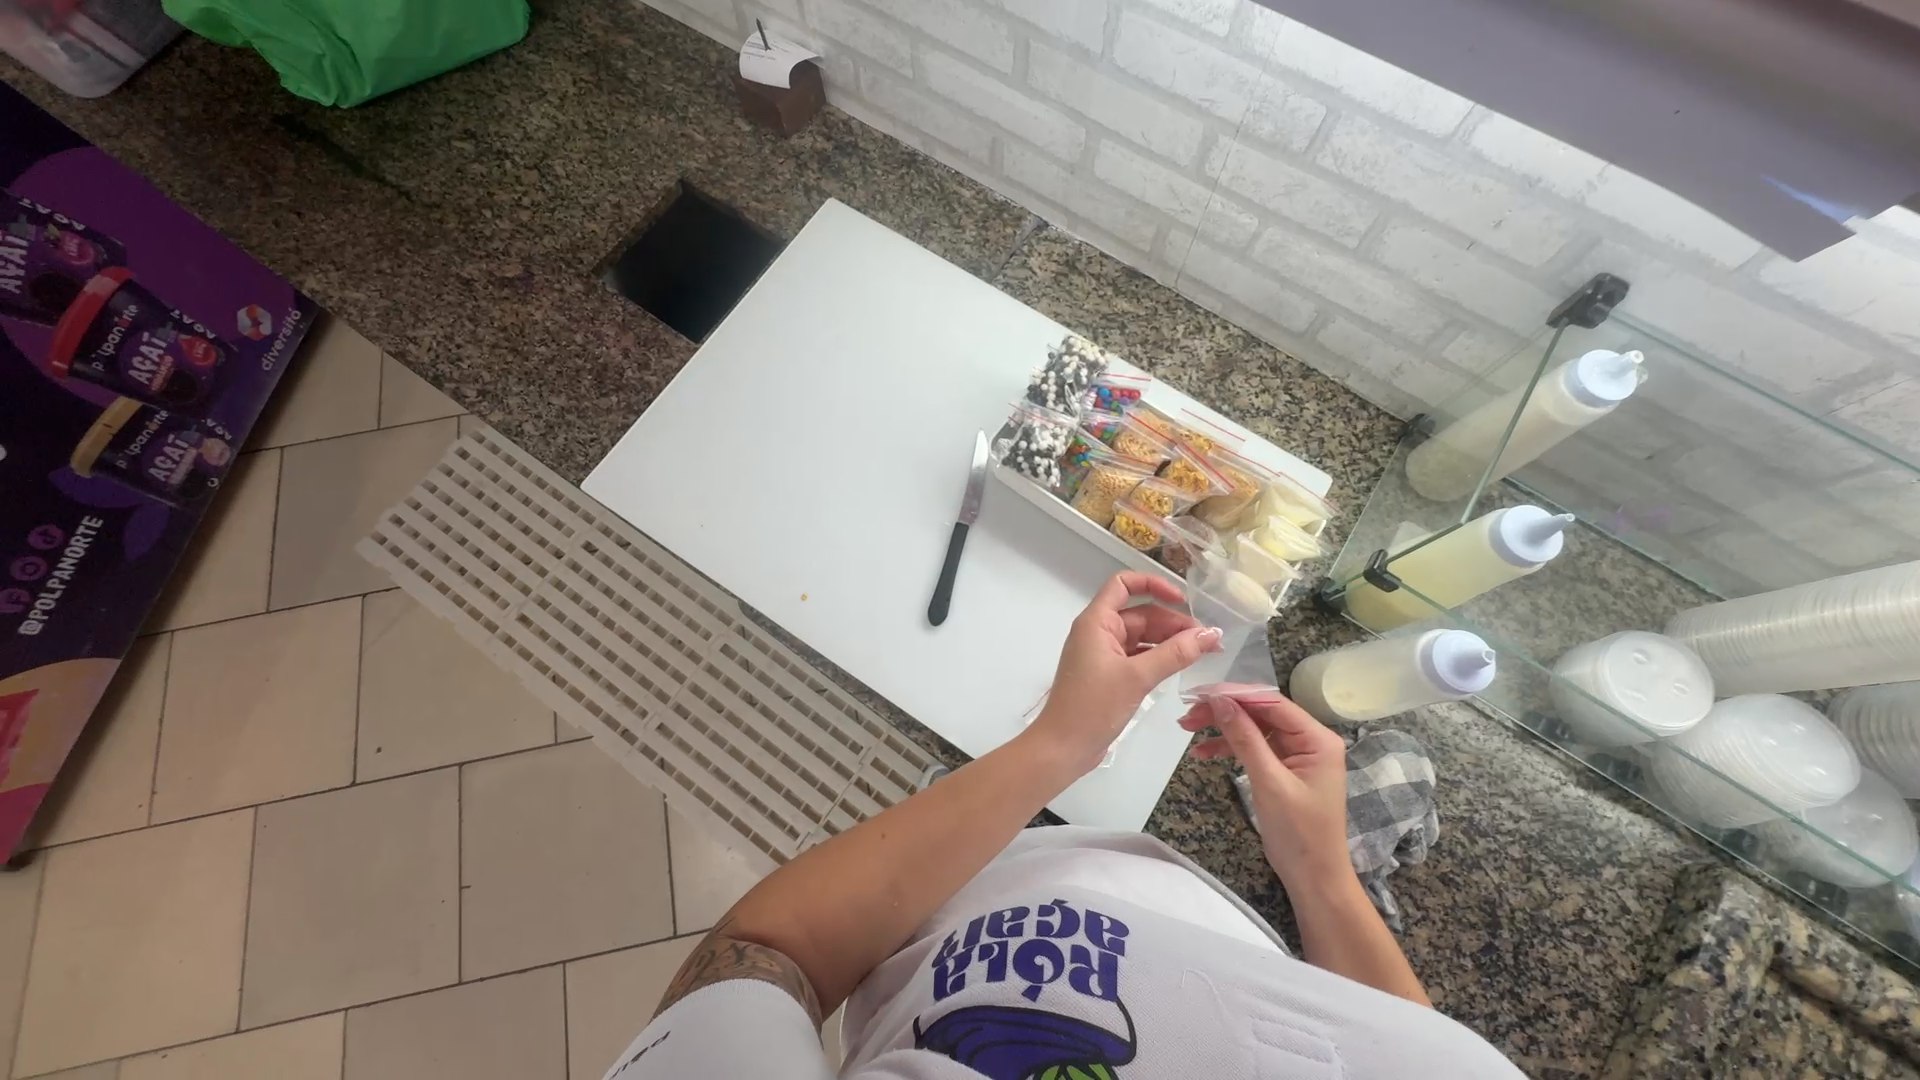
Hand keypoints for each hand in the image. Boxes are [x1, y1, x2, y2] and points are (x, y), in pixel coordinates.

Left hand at [1026, 572, 1222, 774]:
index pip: (1123, 584)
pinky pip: (1138, 656)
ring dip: (1170, 641)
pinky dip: (1159, 658)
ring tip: (1205, 652)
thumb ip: (1175, 654)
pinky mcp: (1109, 674)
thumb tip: (1210, 634)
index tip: (1184, 600)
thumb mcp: (1137, 677)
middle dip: (1173, 622)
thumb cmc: (1093, 706)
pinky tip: (1182, 666)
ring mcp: (1103, 654)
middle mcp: (1098, 631)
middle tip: (1209, 640)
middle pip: (1140, 613)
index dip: (1153, 584)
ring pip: (1142, 637)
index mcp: (1096, 622)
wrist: (1063, 747)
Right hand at [1181, 694, 1350, 885]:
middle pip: (1259, 712)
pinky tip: (1202, 753)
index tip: (1199, 694)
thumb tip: (1219, 700)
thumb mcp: (1269, 782)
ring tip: (1186, 729)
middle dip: (1223, 711)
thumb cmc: (1299, 832)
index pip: (1271, 703)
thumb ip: (1244, 738)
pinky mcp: (1283, 768)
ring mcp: (1295, 754)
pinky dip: (1228, 748)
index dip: (1234, 695)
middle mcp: (1308, 739)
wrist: (1314, 878)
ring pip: (1252, 728)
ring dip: (1221, 729)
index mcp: (1316, 738)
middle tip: (1187, 714)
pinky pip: (1253, 747)